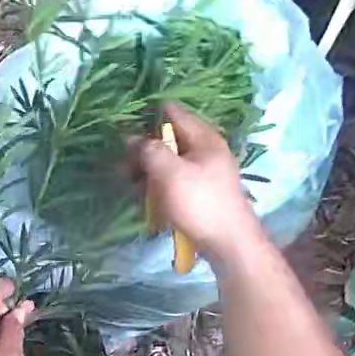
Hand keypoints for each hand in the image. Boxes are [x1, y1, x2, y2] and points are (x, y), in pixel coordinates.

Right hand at [132, 102, 263, 262]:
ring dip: (149, 171)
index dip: (146, 118)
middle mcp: (206, 150)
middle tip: (124, 168)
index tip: (125, 133)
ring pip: (170, 162)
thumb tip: (132, 138)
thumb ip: (149, 151)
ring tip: (133, 186)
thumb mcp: (170, 174)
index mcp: (204, 137)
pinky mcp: (202, 192)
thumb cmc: (200, 204)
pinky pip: (175, 180)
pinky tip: (149, 200)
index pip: (172, 112)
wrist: (229, 244)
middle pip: (168, 139)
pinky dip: (160, 186)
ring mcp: (205, 171)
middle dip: (144, 151)